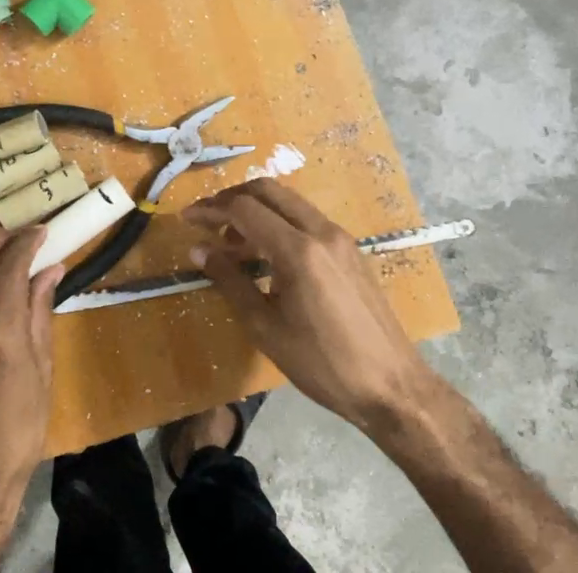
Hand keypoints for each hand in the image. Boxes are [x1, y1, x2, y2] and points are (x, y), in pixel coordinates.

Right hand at [184, 179, 435, 434]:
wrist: (392, 387)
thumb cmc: (322, 363)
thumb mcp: (265, 327)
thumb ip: (230, 281)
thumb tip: (198, 250)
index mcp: (298, 250)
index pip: (244, 208)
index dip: (210, 209)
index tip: (186, 220)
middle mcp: (321, 232)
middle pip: (267, 191)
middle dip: (231, 199)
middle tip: (206, 221)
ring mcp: (340, 239)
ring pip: (288, 202)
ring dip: (255, 210)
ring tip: (230, 243)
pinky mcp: (350, 251)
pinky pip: (306, 220)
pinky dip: (278, 223)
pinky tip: (265, 255)